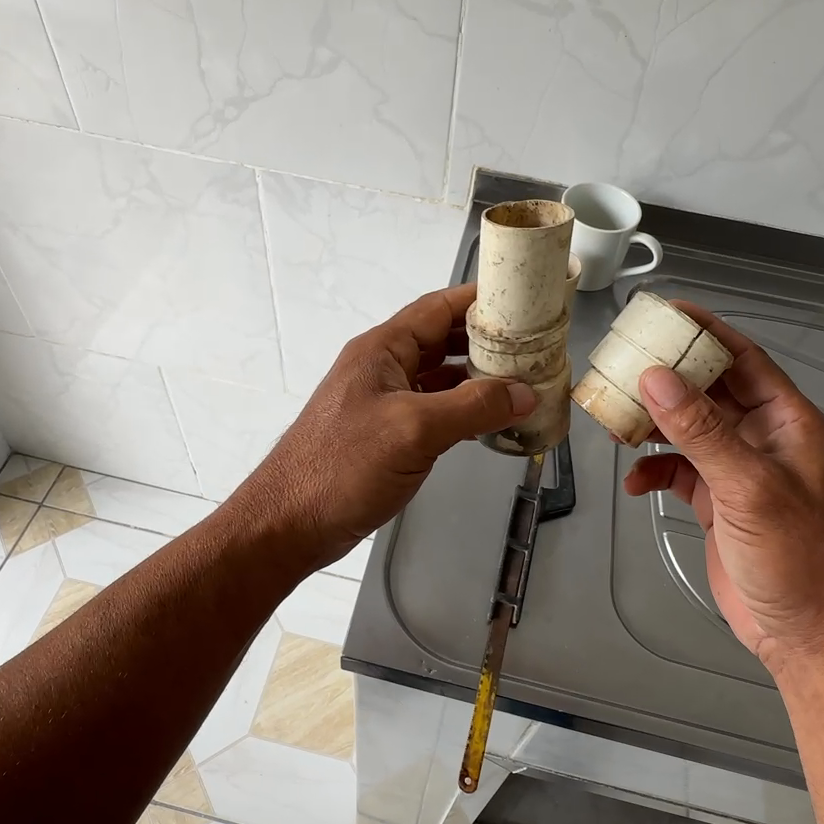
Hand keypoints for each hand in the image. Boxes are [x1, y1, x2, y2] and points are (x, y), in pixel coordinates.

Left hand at [231, 284, 534, 570]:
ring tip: (522, 381)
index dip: (480, 299)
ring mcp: (381, 402)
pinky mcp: (383, 434)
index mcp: (382, 350)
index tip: (525, 300)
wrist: (288, 524)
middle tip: (534, 346)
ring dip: (476, 377)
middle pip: (441, 339)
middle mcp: (381, 367)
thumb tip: (526, 392)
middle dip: (485, 340)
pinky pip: (430, 408)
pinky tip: (488, 420)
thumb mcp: (414, 430)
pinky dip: (460, 409)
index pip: (438, 307)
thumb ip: (472, 407)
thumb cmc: (344, 467)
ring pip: (437, 376)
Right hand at [621, 303, 823, 673]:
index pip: (743, 360)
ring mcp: (741, 473)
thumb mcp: (750, 488)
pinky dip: (655, 472)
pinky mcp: (720, 505)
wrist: (813, 638)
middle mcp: (764, 439)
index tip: (662, 314)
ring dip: (654, 426)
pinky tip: (634, 482)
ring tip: (614, 423)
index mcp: (787, 422)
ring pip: (689, 431)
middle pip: (709, 392)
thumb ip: (701, 431)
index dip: (705, 333)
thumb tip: (654, 377)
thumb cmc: (800, 558)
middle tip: (619, 367)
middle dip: (667, 380)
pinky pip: (680, 473)